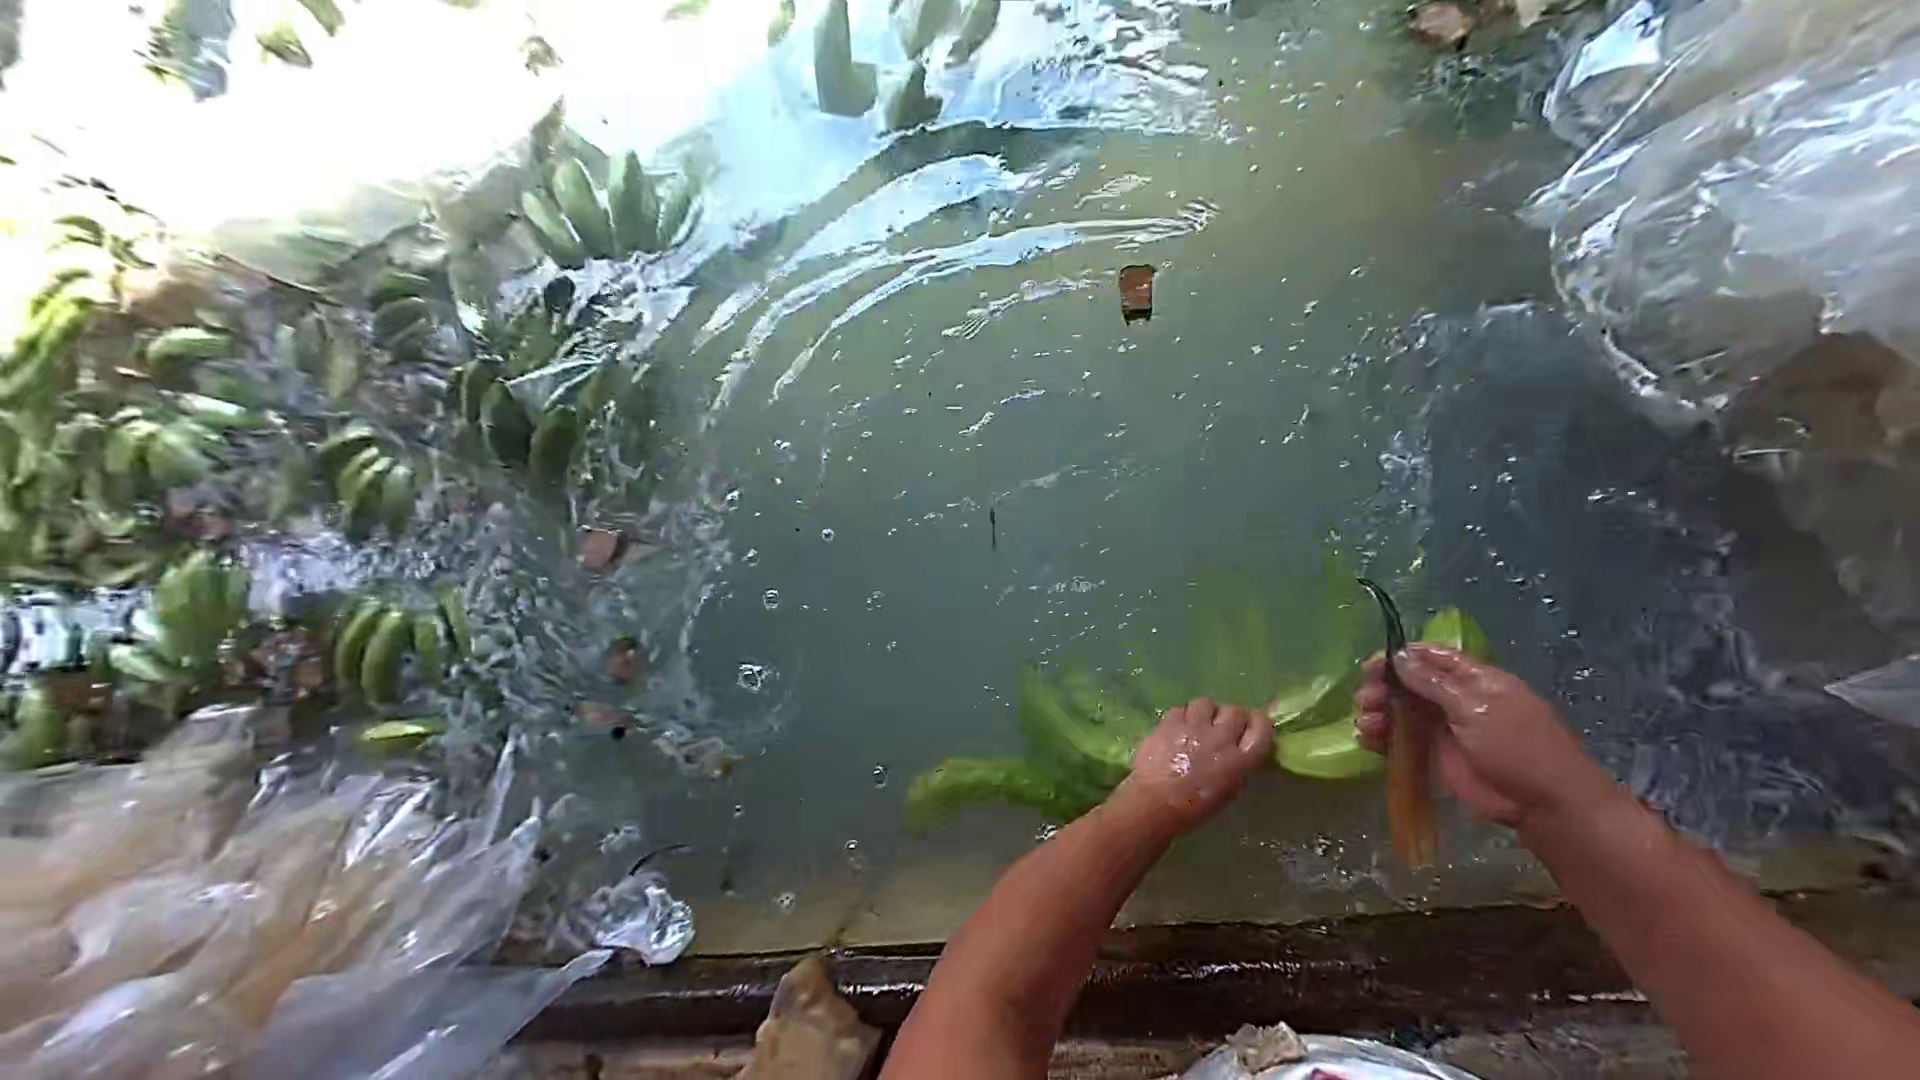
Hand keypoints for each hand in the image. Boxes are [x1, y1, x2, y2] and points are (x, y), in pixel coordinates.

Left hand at [1113, 698, 1272, 836]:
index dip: (1259, 724)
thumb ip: (1238, 767)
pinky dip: (1183, 715)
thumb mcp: (1228, 792)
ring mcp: (1193, 727)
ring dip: (1206, 712)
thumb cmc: (1194, 808)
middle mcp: (1220, 738)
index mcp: (1240, 760)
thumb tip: (1239, 751)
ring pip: (1207, 703)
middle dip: (1232, 716)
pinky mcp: (1169, 722)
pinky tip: (1178, 727)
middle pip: (1235, 711)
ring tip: (1200, 722)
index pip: (1262, 729)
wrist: (1155, 803)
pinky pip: (1181, 708)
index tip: (1252, 727)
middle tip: (1223, 726)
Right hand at [1354, 645, 1613, 828]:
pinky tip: (1369, 739)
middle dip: (1383, 686)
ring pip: (1400, 709)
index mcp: (1476, 680)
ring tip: (1368, 723)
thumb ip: (1434, 683)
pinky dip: (1381, 735)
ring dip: (1378, 711)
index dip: (1401, 657)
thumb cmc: (1520, 749)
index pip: (1432, 657)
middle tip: (1366, 698)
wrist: (1546, 807)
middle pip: (1409, 682)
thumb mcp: (1478, 709)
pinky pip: (1399, 737)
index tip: (1372, 665)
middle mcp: (1457, 698)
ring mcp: (1445, 727)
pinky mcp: (1434, 753)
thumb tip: (1398, 656)